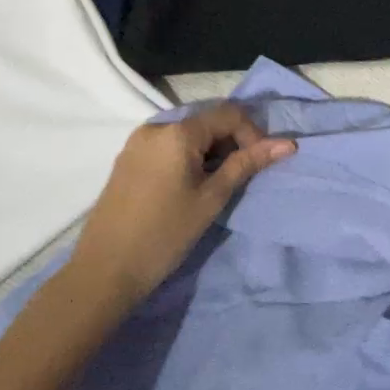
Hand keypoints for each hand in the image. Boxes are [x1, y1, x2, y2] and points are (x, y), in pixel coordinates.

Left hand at [66, 102, 295, 306]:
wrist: (102, 274)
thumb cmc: (164, 234)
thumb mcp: (212, 198)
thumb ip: (247, 164)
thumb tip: (287, 144)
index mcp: (177, 132)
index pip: (229, 114)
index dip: (252, 134)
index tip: (260, 163)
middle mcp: (155, 128)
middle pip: (207, 121)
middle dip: (231, 141)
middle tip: (241, 174)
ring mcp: (136, 143)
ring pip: (188, 133)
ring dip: (210, 150)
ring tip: (217, 182)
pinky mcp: (126, 160)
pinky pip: (168, 145)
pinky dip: (188, 156)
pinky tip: (190, 184)